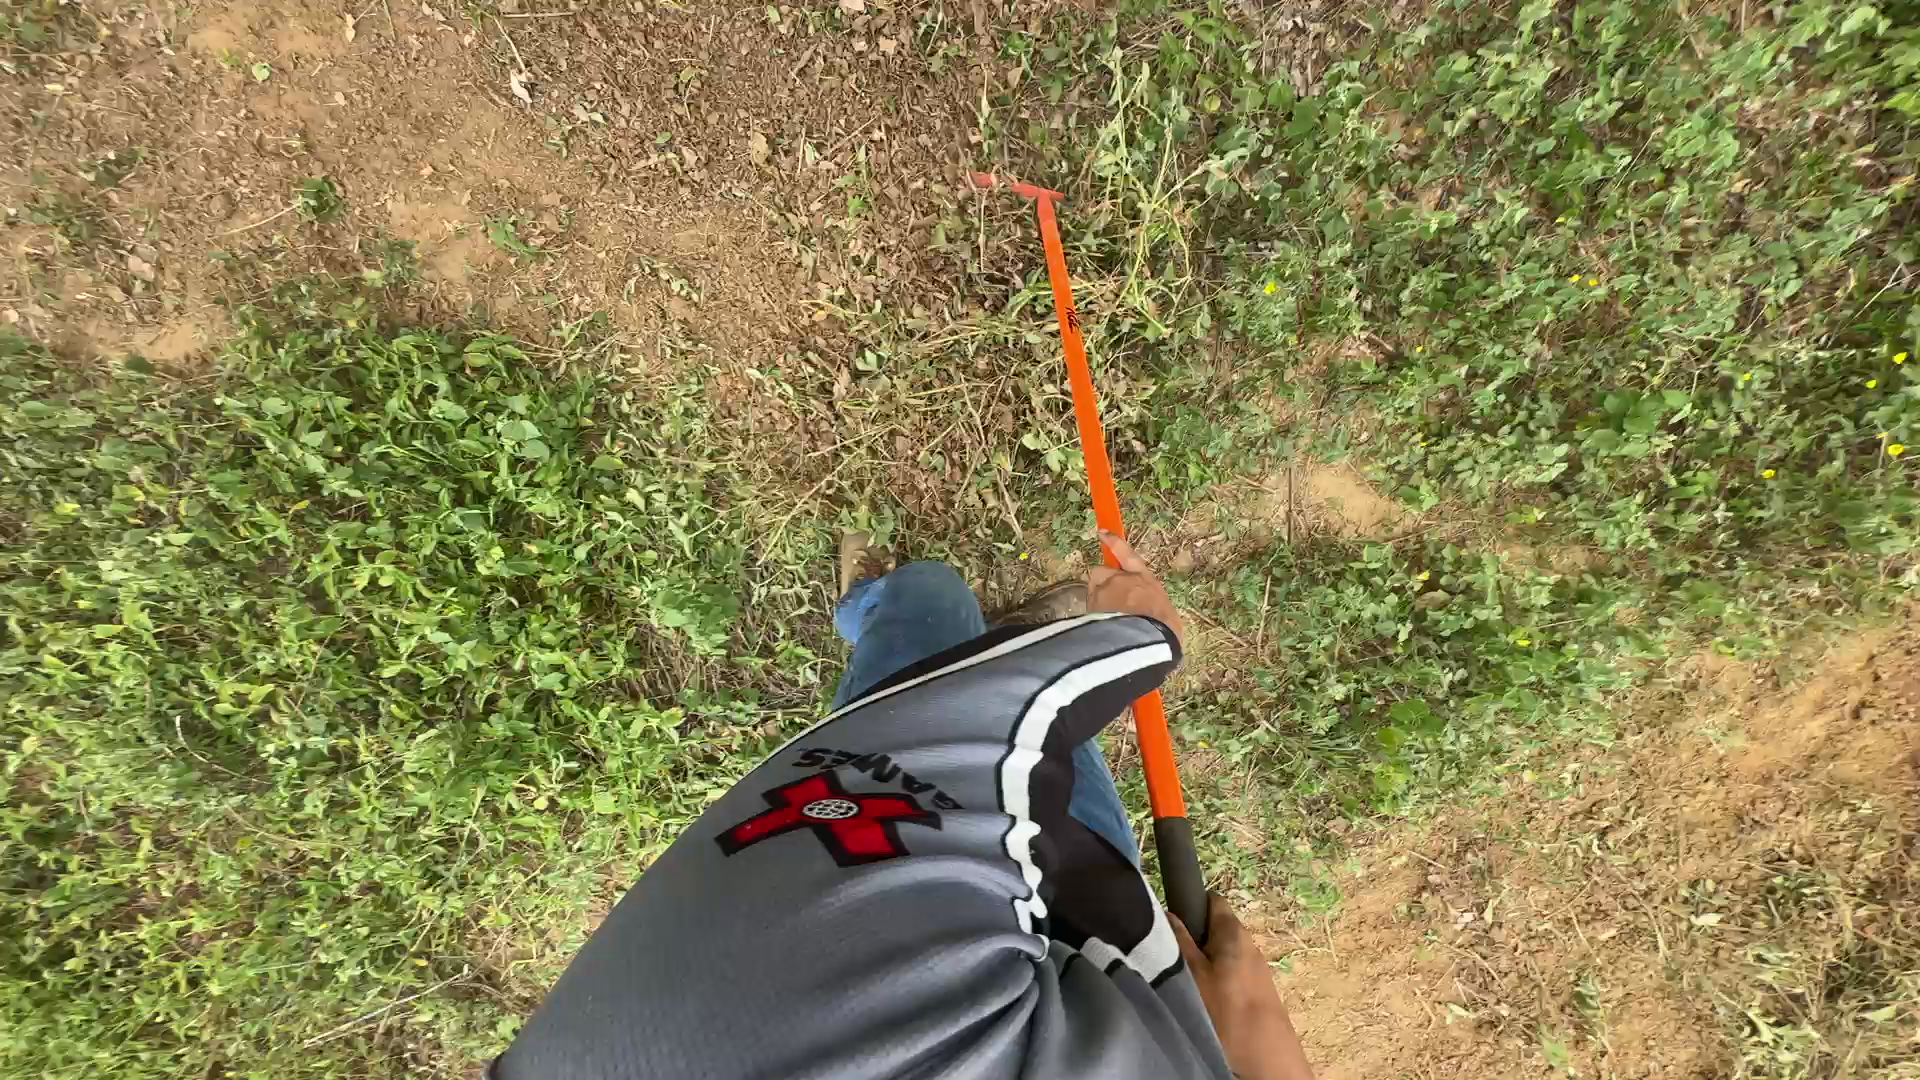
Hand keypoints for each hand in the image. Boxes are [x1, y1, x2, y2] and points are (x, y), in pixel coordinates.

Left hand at [1087, 530, 1183, 643]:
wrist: (1144, 641)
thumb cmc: (1163, 630)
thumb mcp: (1165, 614)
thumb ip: (1150, 605)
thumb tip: (1145, 612)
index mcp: (1144, 579)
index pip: (1127, 555)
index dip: (1114, 542)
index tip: (1102, 532)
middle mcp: (1121, 581)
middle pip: (1102, 572)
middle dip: (1103, 582)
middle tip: (1111, 601)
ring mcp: (1103, 592)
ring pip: (1093, 590)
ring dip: (1098, 600)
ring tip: (1109, 619)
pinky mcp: (1090, 607)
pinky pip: (1090, 608)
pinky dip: (1094, 616)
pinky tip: (1102, 629)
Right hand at [1171, 894, 1314, 1079]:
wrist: (1270, 1063)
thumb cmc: (1228, 1010)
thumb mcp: (1193, 973)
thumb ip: (1179, 940)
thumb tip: (1168, 912)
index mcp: (1233, 930)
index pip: (1210, 899)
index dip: (1190, 904)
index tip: (1172, 923)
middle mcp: (1249, 943)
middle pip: (1214, 928)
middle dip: (1194, 938)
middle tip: (1174, 957)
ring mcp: (1257, 968)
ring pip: (1222, 954)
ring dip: (1205, 964)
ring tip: (1187, 982)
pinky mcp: (1260, 992)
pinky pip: (1232, 974)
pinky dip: (1218, 982)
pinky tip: (1208, 1002)